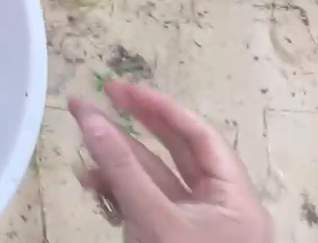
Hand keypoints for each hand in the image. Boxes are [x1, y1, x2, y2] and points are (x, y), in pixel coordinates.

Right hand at [69, 82, 273, 242]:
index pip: (200, 137)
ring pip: (153, 174)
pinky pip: (142, 199)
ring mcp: (193, 224)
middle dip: (135, 123)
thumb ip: (119, 165)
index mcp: (235, 201)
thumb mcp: (153, 219)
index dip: (160, 107)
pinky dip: (116, 185)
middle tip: (100, 95)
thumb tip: (87, 113)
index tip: (119, 88)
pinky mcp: (168, 237)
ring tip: (81, 136)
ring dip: (116, 155)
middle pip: (177, 151)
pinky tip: (90, 181)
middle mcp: (218, 208)